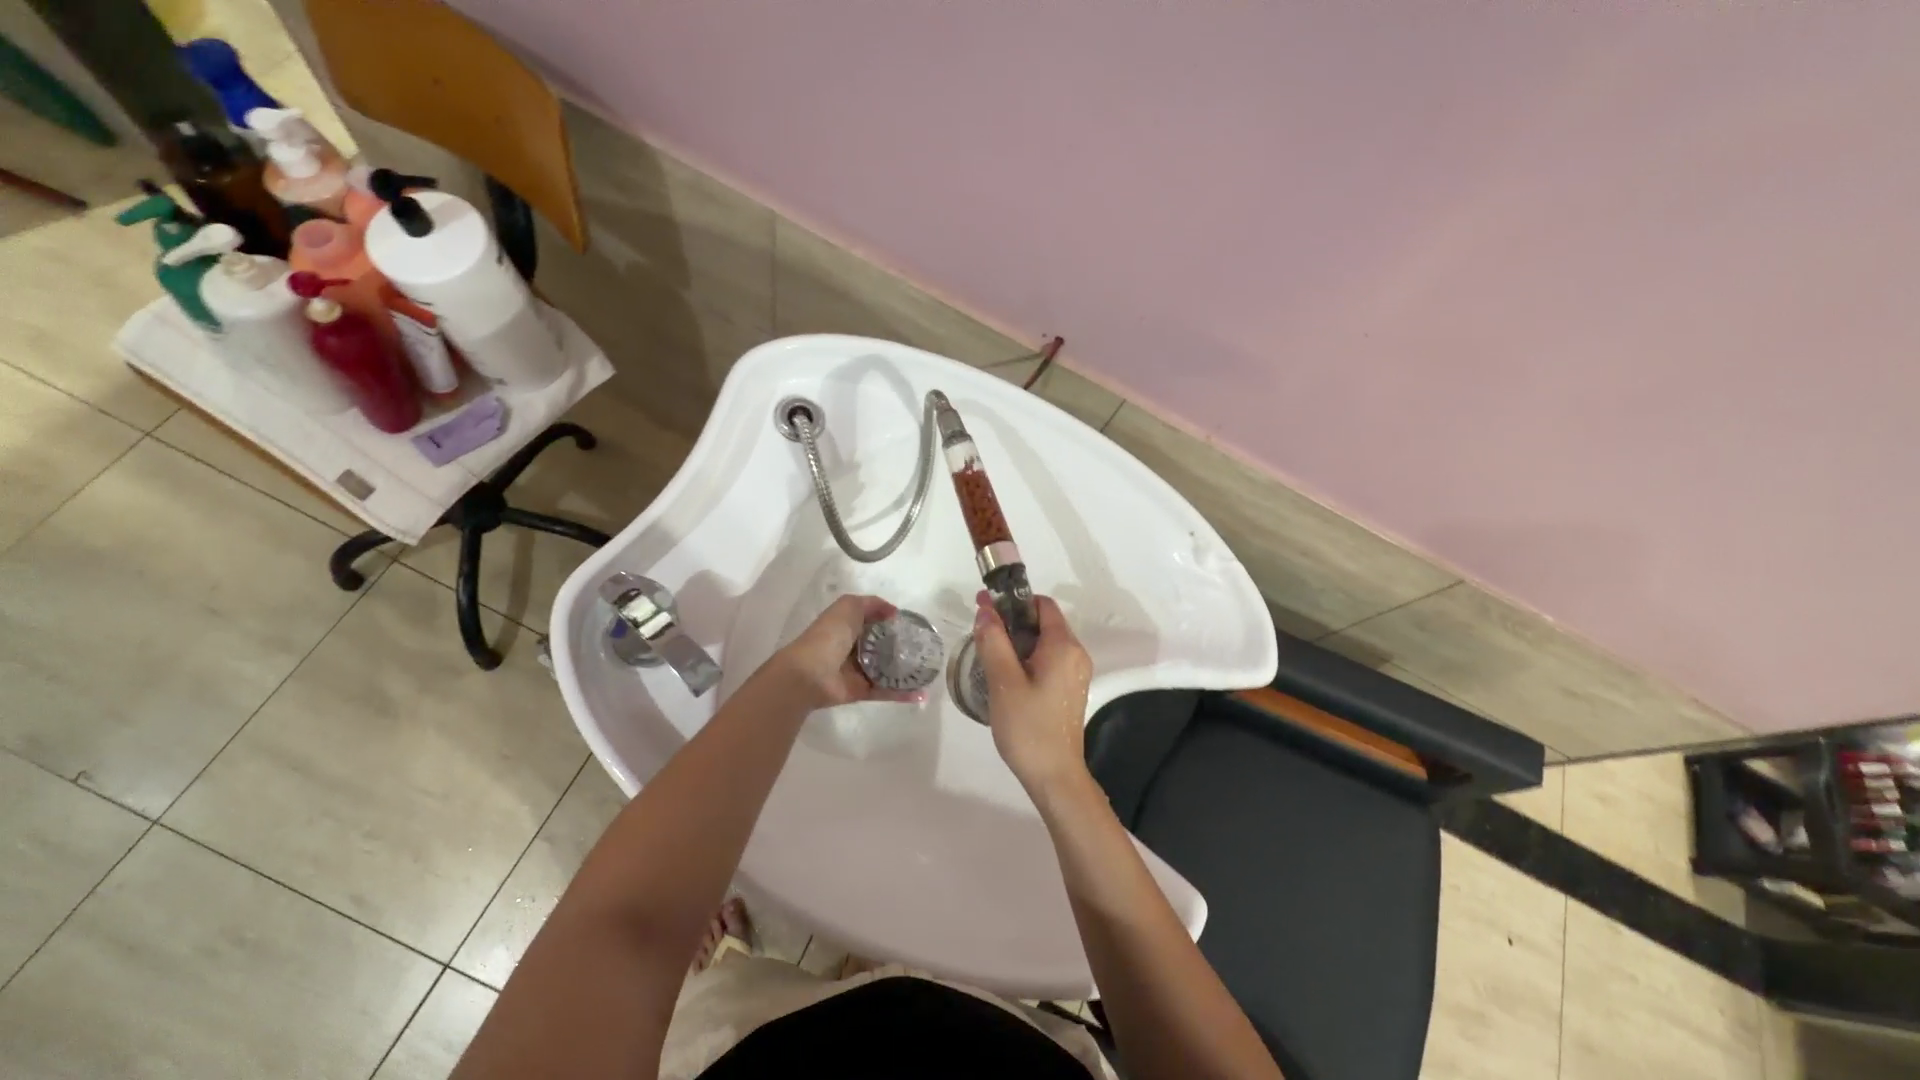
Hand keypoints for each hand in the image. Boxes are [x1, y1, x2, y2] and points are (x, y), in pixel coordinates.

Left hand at [774, 595, 926, 710]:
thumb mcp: (848, 607)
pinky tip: (921, 692)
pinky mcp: (861, 691)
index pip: (873, 622)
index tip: (913, 625)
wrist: (809, 673)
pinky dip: (903, 693)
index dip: (891, 622)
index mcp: (848, 626)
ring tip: (928, 671)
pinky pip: (885, 691)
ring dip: (905, 671)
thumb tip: (894, 612)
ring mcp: (857, 671)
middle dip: (902, 647)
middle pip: (882, 646)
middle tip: (925, 648)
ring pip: (886, 670)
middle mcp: (853, 648)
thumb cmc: (828, 636)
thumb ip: (872, 604)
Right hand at [972, 590, 1093, 794]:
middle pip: (1043, 622)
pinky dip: (1027, 659)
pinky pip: (1048, 661)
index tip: (985, 609)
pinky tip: (1006, 676)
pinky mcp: (1070, 690)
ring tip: (989, 655)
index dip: (1013, 601)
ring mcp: (1075, 673)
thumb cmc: (1028, 727)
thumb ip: (993, 641)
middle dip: (1012, 622)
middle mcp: (1076, 654)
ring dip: (1017, 642)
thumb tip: (986, 609)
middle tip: (981, 633)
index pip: (1042, 604)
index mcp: (1063, 646)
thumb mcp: (1003, 681)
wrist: (1054, 775)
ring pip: (1044, 643)